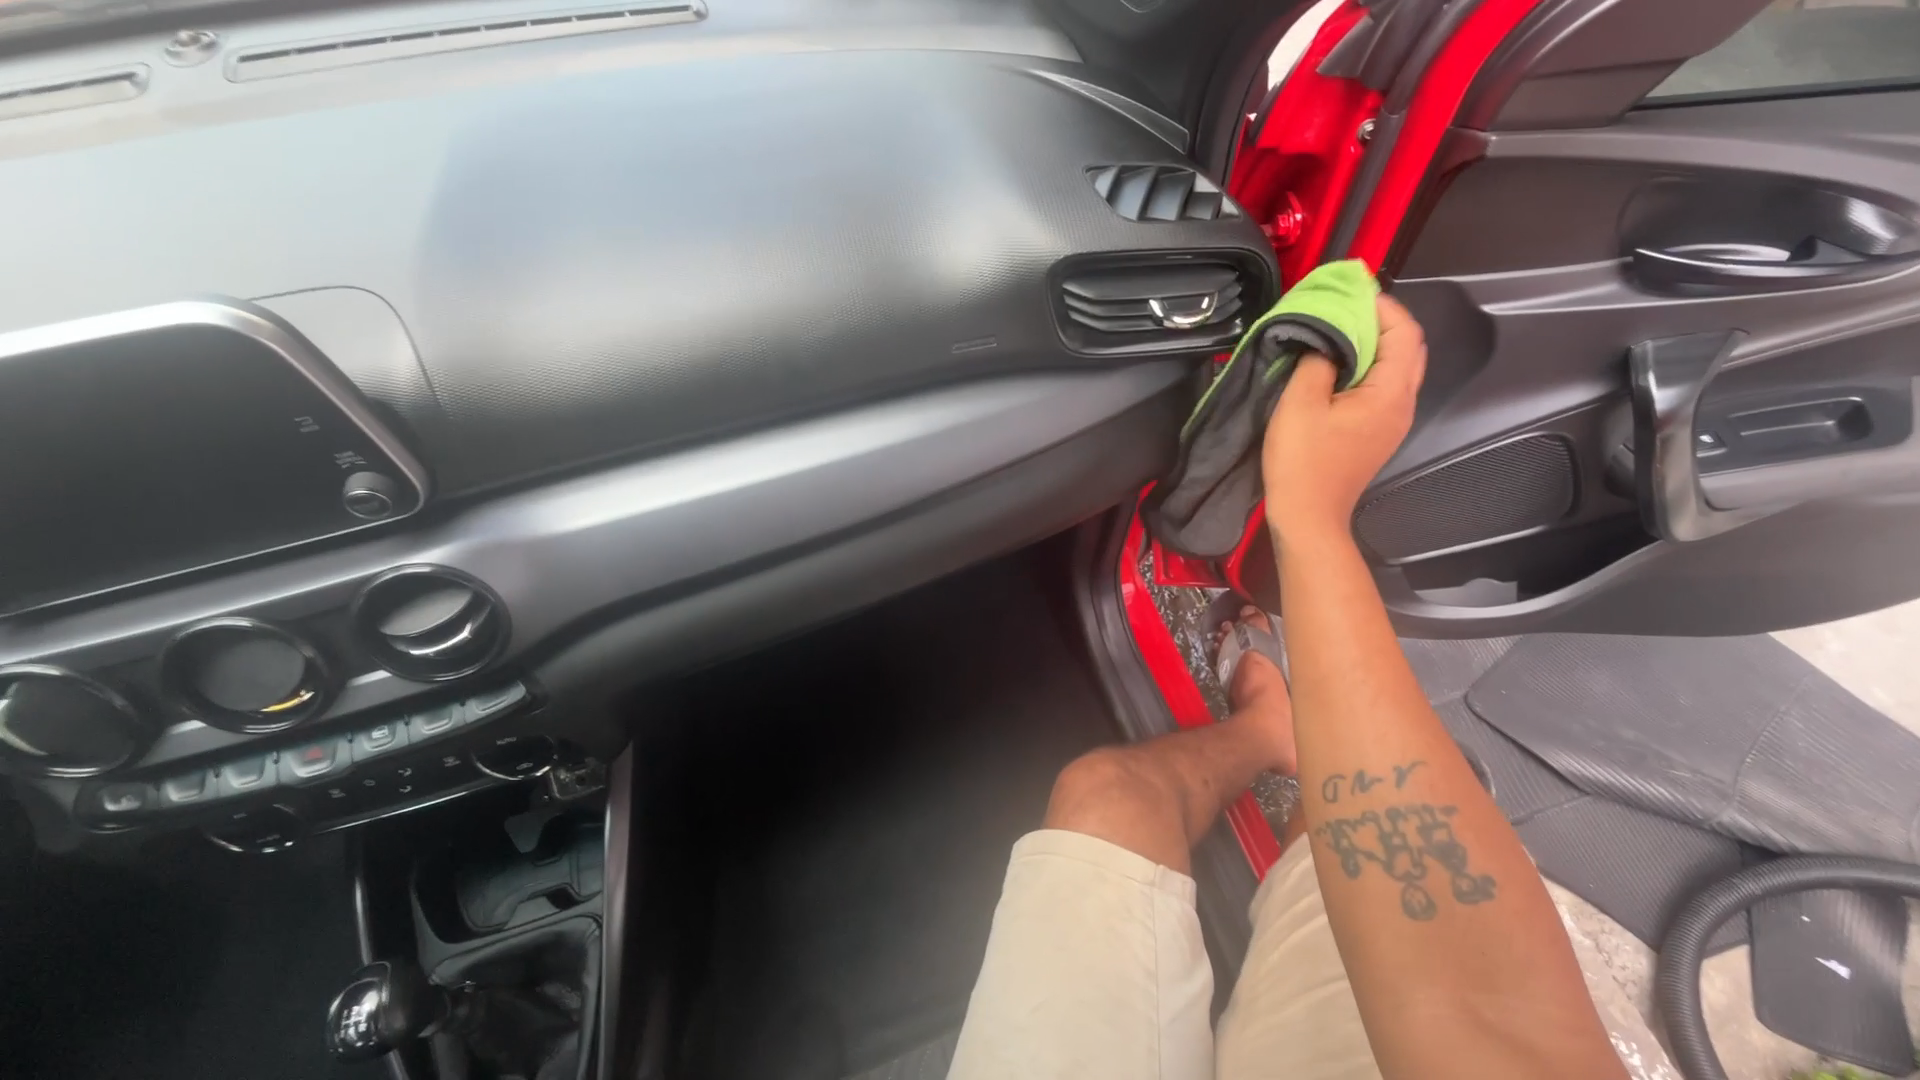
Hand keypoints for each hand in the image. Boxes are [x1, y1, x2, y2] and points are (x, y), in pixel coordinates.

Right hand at [1262, 293, 1426, 547]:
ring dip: (1373, 344)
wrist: (1308, 517)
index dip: (1381, 305)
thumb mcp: (1300, 403)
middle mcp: (1402, 404)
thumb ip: (1317, 360)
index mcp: (1390, 393)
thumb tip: (1324, 339)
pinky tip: (1336, 365)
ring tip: (1337, 330)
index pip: (1404, 332)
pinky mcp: (1377, 434)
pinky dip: (1367, 366)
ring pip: (1396, 367)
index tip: (1349, 291)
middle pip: (1407, 348)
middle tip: (1345, 307)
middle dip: (1381, 321)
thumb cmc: (1303, 462)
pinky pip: (1382, 386)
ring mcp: (1392, 421)